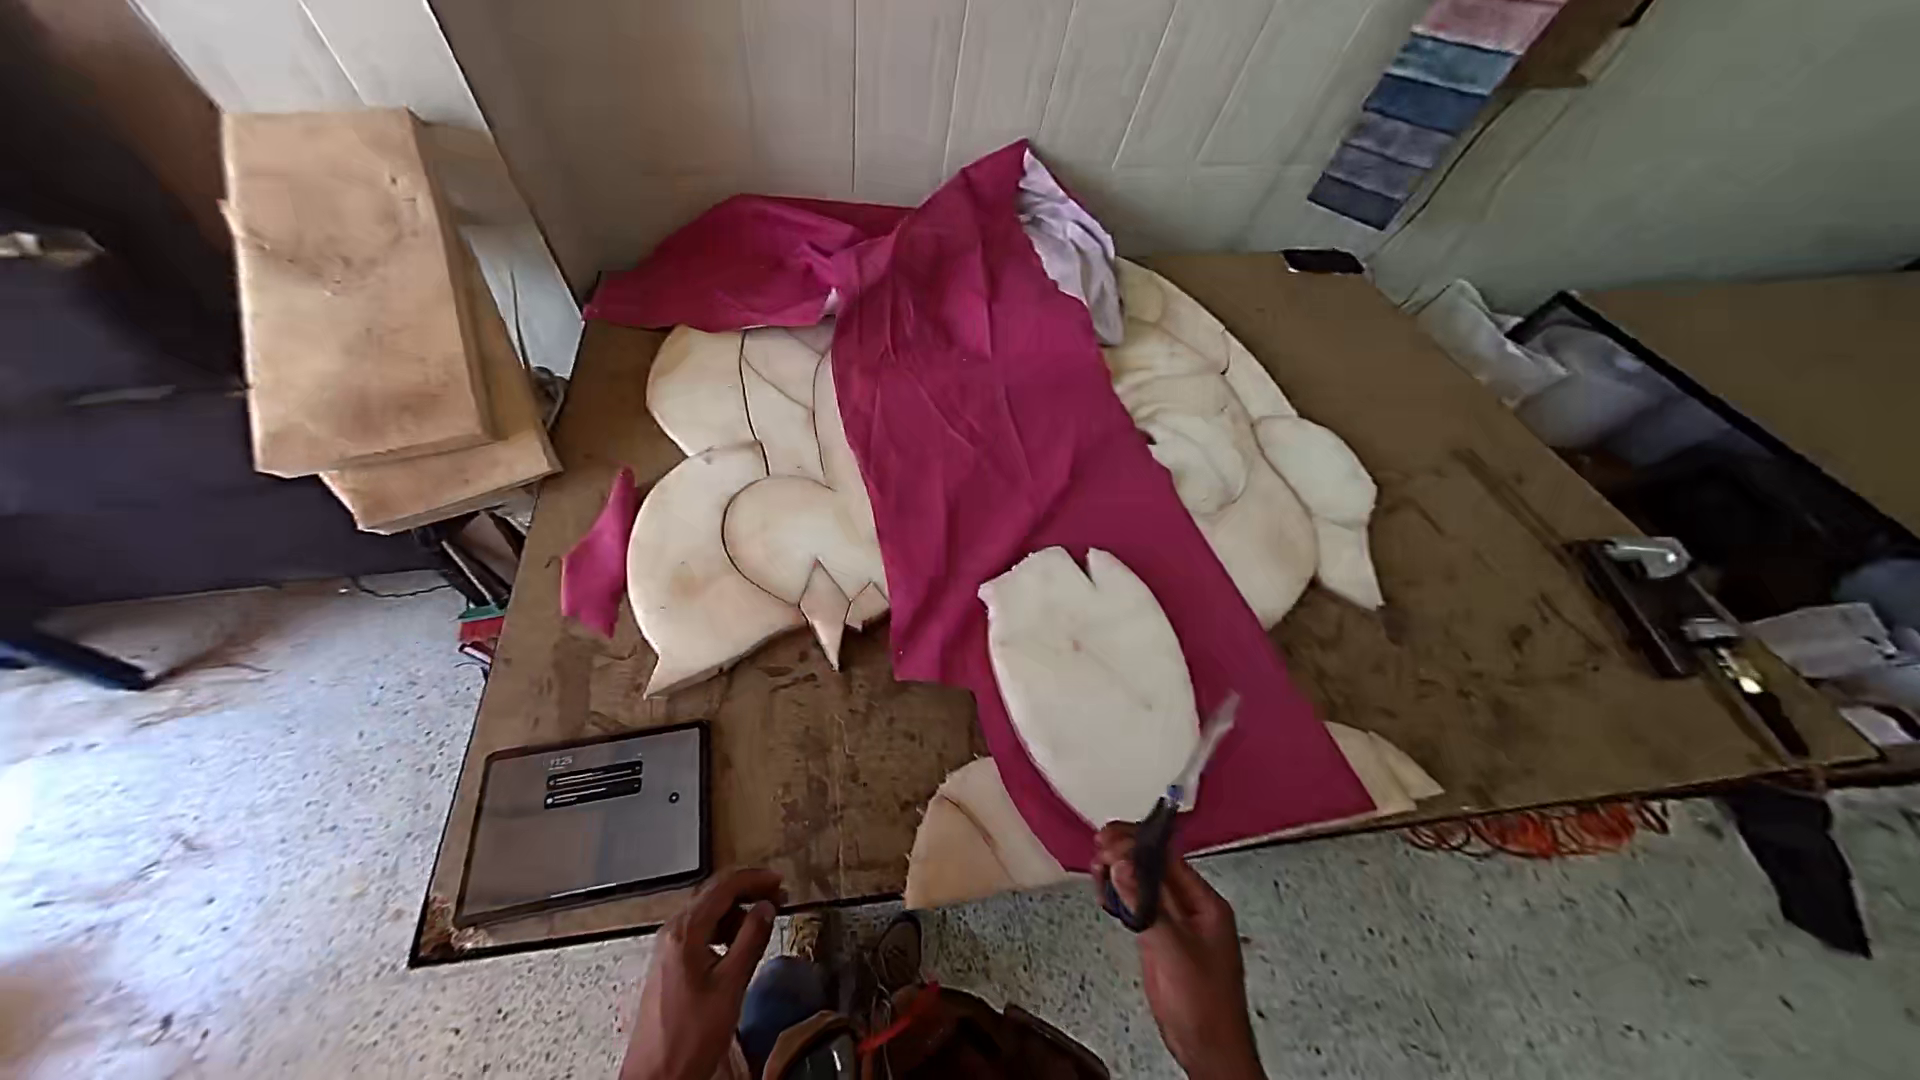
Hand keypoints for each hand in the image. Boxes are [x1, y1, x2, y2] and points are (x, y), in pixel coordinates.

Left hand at [620, 869, 781, 1079]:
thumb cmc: (691, 1037)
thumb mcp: (730, 986)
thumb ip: (751, 939)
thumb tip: (767, 907)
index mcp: (684, 932)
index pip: (724, 887)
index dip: (755, 879)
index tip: (779, 881)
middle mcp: (672, 932)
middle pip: (714, 894)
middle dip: (748, 890)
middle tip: (778, 896)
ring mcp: (668, 948)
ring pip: (708, 912)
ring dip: (738, 910)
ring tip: (764, 920)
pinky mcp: (670, 964)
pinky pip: (701, 931)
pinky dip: (725, 928)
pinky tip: (741, 942)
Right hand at [1092, 824, 1263, 1079]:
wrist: (1208, 1053)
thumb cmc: (1205, 1006)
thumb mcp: (1174, 950)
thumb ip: (1146, 906)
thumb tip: (1122, 865)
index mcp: (1205, 903)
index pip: (1168, 859)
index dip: (1138, 843)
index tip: (1110, 837)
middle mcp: (1189, 907)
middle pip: (1153, 867)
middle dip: (1125, 853)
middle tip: (1098, 847)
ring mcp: (1173, 921)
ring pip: (1141, 883)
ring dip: (1118, 871)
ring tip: (1095, 866)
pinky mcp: (1158, 937)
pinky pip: (1135, 904)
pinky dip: (1118, 894)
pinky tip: (1103, 889)